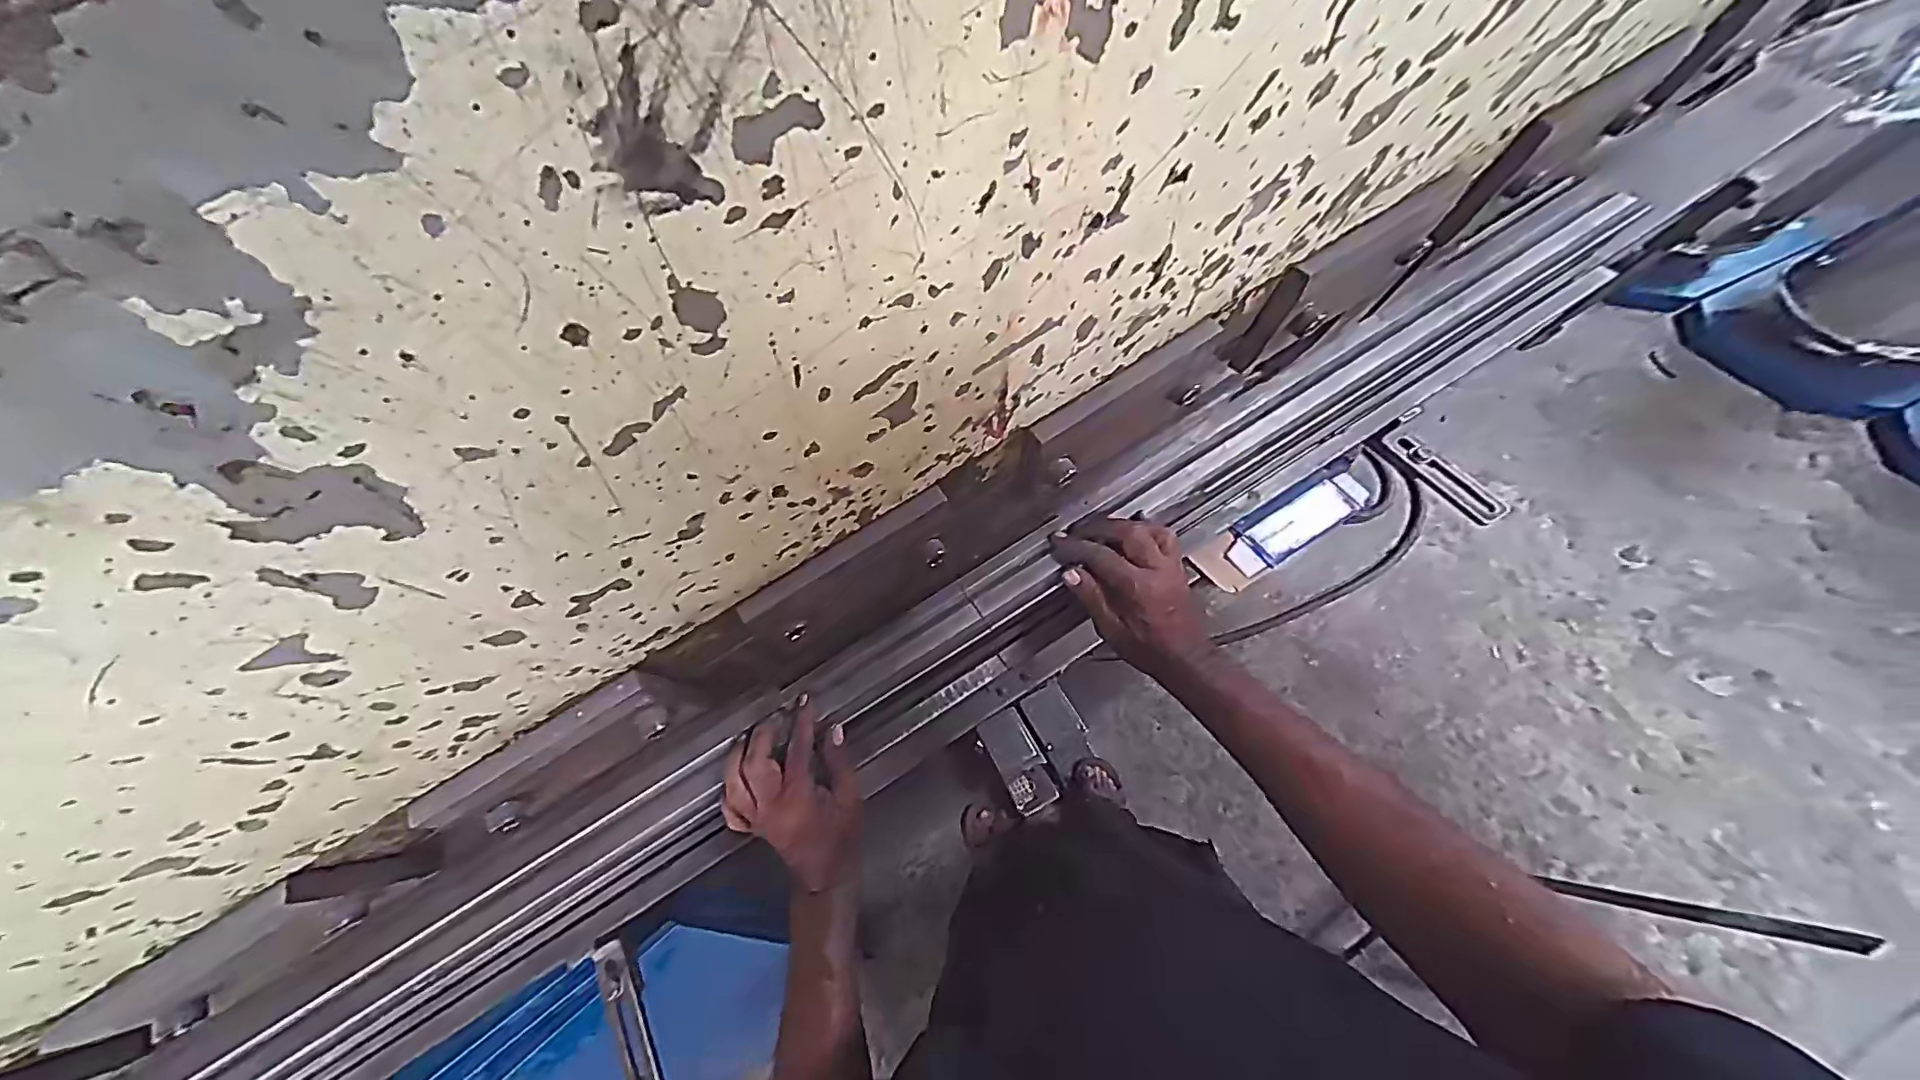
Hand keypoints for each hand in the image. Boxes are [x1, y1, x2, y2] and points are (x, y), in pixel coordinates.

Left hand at [723, 697, 862, 893]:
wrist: (826, 876)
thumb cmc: (842, 838)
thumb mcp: (850, 797)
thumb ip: (839, 762)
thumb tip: (832, 729)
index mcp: (798, 797)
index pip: (796, 750)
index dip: (801, 722)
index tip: (804, 702)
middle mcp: (771, 806)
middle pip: (755, 762)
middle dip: (763, 734)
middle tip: (776, 716)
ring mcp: (757, 818)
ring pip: (734, 782)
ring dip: (739, 755)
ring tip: (749, 736)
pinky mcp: (751, 827)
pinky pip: (730, 807)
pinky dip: (728, 788)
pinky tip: (735, 773)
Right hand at [1051, 518, 1217, 679]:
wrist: (1186, 658)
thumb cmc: (1151, 650)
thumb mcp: (1112, 630)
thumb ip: (1092, 598)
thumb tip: (1072, 574)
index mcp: (1138, 588)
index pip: (1101, 556)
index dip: (1077, 547)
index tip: (1062, 543)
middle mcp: (1157, 571)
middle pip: (1127, 532)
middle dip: (1098, 527)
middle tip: (1079, 531)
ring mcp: (1171, 567)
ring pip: (1148, 529)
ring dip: (1123, 524)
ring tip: (1103, 528)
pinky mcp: (1178, 567)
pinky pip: (1165, 536)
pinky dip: (1146, 529)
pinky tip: (1133, 533)